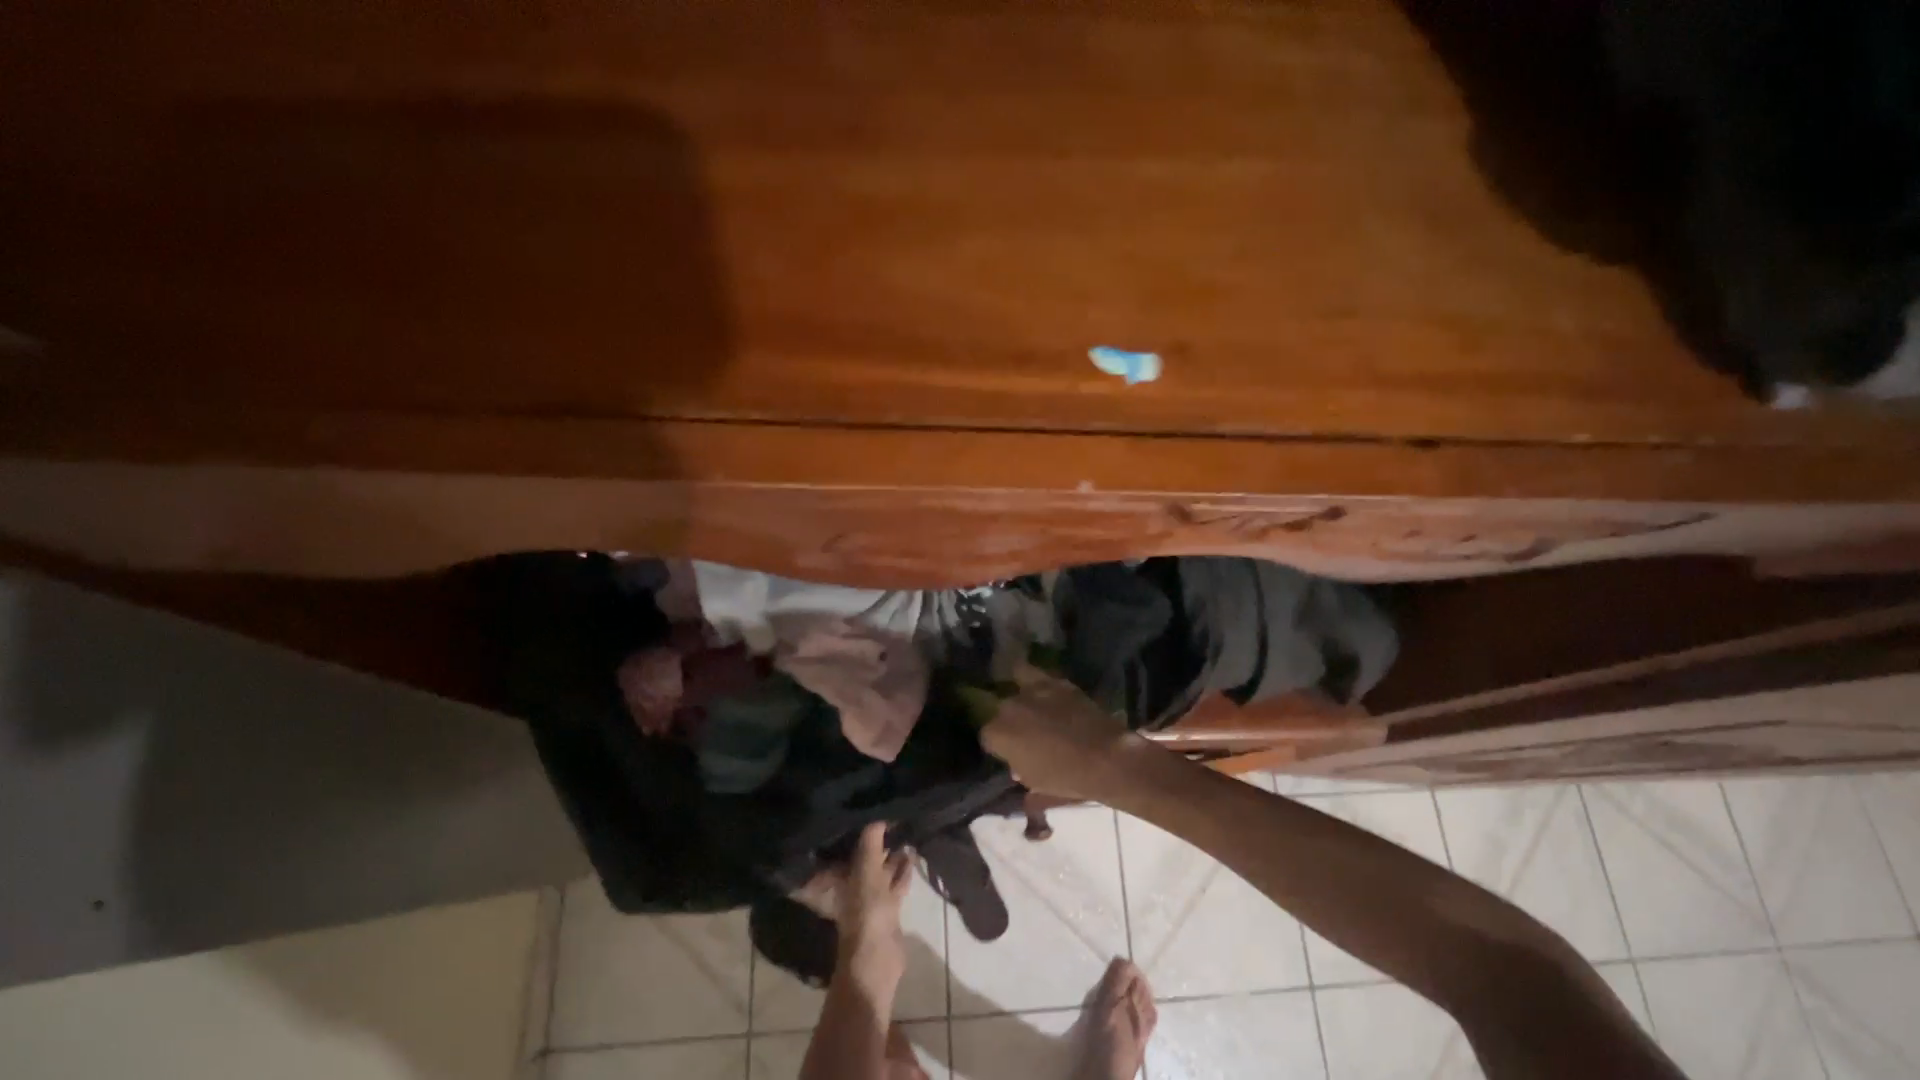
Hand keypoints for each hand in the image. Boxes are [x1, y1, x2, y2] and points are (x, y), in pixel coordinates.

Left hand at [834, 822, 913, 998]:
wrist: (877, 957)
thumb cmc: (866, 910)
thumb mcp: (866, 870)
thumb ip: (870, 843)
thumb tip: (877, 817)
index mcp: (843, 875)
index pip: (850, 847)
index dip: (860, 830)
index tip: (874, 809)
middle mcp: (855, 884)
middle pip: (867, 858)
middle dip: (879, 841)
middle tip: (896, 817)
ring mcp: (872, 898)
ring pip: (883, 870)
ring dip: (893, 855)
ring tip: (908, 832)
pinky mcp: (889, 910)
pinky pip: (896, 884)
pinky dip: (903, 871)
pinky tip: (912, 856)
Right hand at [978, 667, 1148, 802]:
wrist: (1106, 758)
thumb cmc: (1067, 778)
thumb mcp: (1035, 782)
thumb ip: (1018, 769)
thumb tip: (1017, 764)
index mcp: (998, 734)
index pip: (987, 737)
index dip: (1000, 746)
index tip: (1012, 753)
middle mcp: (1008, 708)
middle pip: (1000, 711)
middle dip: (1010, 722)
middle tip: (1026, 734)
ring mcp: (1031, 691)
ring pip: (1015, 687)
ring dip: (1020, 699)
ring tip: (1029, 706)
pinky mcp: (1055, 682)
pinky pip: (1034, 673)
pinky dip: (1032, 678)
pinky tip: (1038, 686)